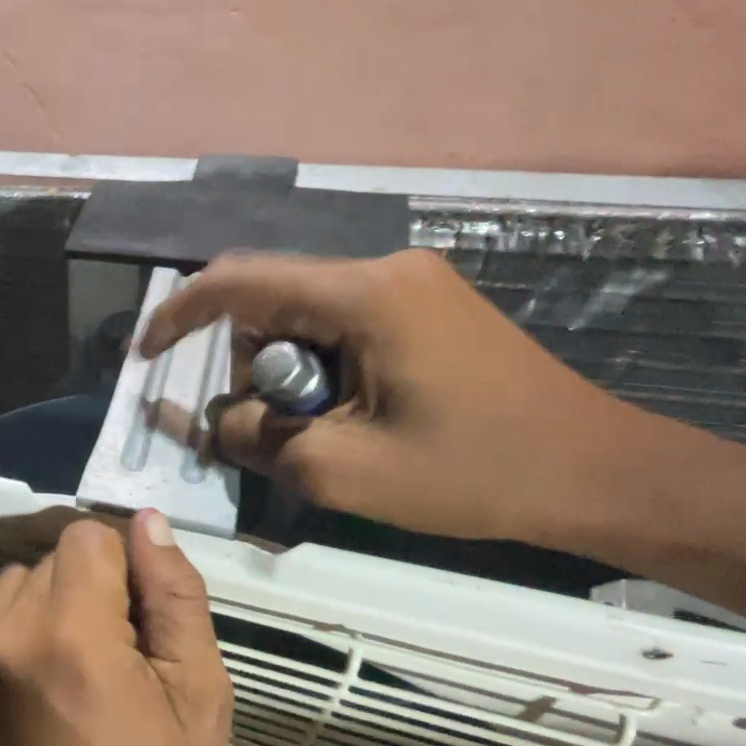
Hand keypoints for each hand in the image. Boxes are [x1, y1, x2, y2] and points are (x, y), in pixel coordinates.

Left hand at [0, 513, 231, 745]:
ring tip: (74, 661)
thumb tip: (147, 523)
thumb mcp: (198, 692)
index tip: (142, 617)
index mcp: (72, 630)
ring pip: (12, 581)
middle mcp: (8, 631)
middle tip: (118, 650)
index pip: (88, 536)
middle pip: (51, 558)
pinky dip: (4, 621)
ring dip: (47, 601)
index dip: (125, 566)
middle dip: (91, 586)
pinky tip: (31, 663)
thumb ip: (174, 594)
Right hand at [139, 249, 635, 544]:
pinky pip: (336, 325)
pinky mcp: (424, 307)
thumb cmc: (473, 472)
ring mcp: (409, 284)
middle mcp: (383, 270)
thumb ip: (253, 437)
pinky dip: (316, 368)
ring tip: (320, 431)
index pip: (237, 281)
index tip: (145, 356)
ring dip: (283, 371)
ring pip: (299, 315)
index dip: (177, 314)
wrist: (600, 475)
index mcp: (363, 295)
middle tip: (266, 426)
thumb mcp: (339, 471)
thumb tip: (214, 417)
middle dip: (245, 363)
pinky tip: (345, 414)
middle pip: (268, 299)